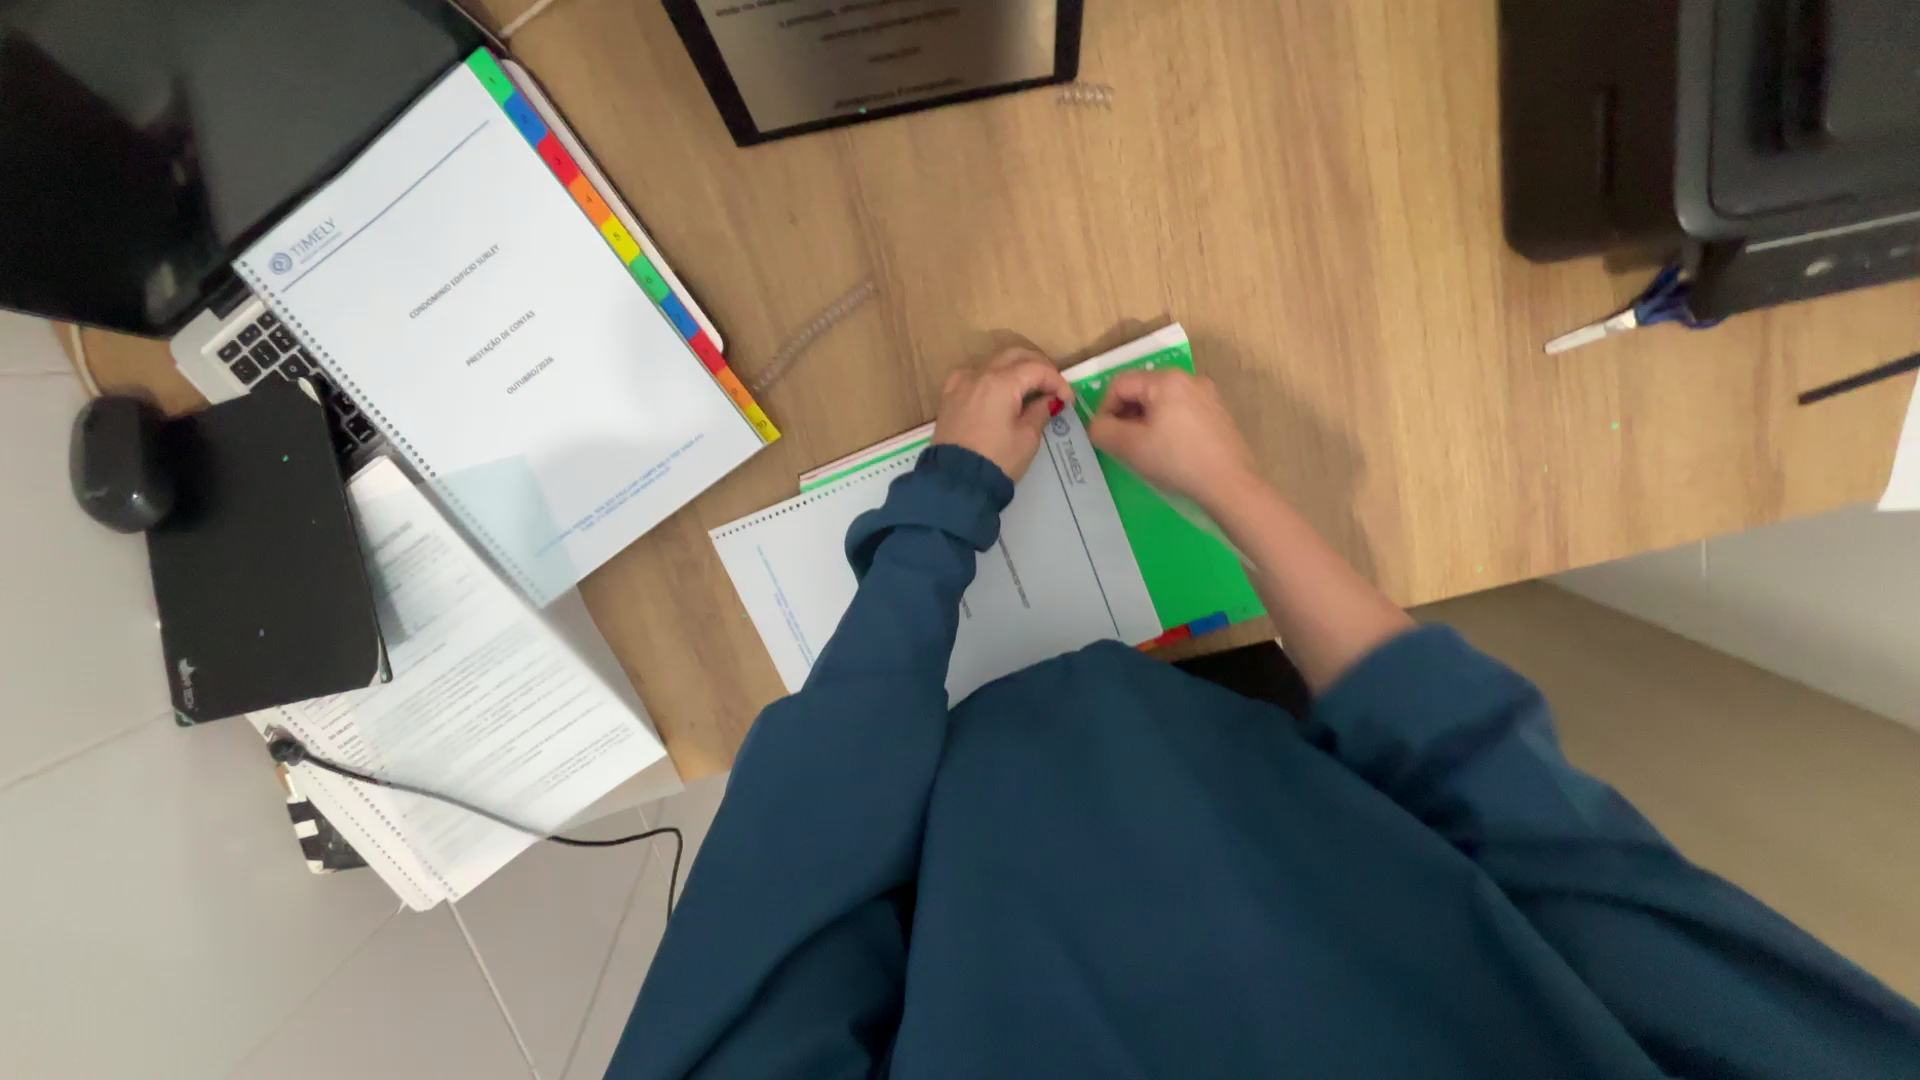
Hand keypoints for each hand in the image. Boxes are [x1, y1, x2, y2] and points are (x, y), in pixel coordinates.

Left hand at [931, 347, 1072, 481]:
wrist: (956, 481)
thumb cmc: (997, 460)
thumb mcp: (1027, 438)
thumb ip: (1040, 411)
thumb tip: (1048, 399)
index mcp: (1001, 382)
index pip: (1037, 369)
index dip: (1057, 381)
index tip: (1067, 399)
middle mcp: (980, 374)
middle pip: (1015, 355)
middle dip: (1038, 366)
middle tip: (1052, 386)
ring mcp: (961, 383)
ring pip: (993, 362)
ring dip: (1015, 369)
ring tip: (1029, 389)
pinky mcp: (949, 396)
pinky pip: (973, 375)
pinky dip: (991, 377)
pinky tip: (998, 392)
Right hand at [1088, 369, 1258, 509]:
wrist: (1229, 484)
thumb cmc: (1176, 460)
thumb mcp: (1129, 447)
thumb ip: (1103, 431)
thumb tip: (1097, 426)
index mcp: (1166, 380)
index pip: (1120, 384)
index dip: (1104, 409)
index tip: (1104, 436)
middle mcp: (1189, 379)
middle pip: (1142, 390)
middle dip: (1125, 416)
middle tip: (1122, 445)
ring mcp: (1208, 396)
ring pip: (1162, 403)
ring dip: (1145, 423)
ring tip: (1145, 450)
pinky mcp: (1219, 414)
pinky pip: (1182, 413)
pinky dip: (1167, 427)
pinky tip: (1170, 452)